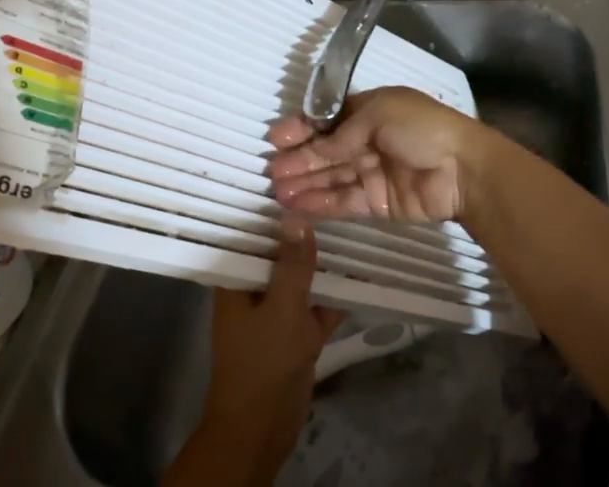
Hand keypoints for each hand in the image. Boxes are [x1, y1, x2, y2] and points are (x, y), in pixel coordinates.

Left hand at [166, 214, 346, 486]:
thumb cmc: (262, 361)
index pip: (254, 234)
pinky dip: (342, 291)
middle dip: (309, 232)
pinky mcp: (301, 330)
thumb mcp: (282, 307)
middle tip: (340, 199)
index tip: (302, 183)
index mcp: (238, 279)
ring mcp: (280, 310)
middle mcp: (257, 288)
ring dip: (329, 260)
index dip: (276, 210)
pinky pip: (322, 302)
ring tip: (359, 225)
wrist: (262, 426)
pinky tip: (370, 270)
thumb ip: (293, 263)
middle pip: (284, 252)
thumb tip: (298, 216)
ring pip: (306, 276)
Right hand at [266, 86, 488, 223]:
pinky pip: (343, 202)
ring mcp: (373, 172)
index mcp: (371, 110)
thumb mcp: (380, 113)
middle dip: (298, 159)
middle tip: (270, 171)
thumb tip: (315, 147)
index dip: (302, 128)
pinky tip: (296, 206)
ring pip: (331, 177)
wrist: (463, 170)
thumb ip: (342, 132)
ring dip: (304, 183)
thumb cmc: (422, 129)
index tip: (276, 139)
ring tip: (276, 191)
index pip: (329, 120)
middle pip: (326, 151)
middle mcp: (369, 140)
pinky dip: (320, 204)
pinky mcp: (377, 203)